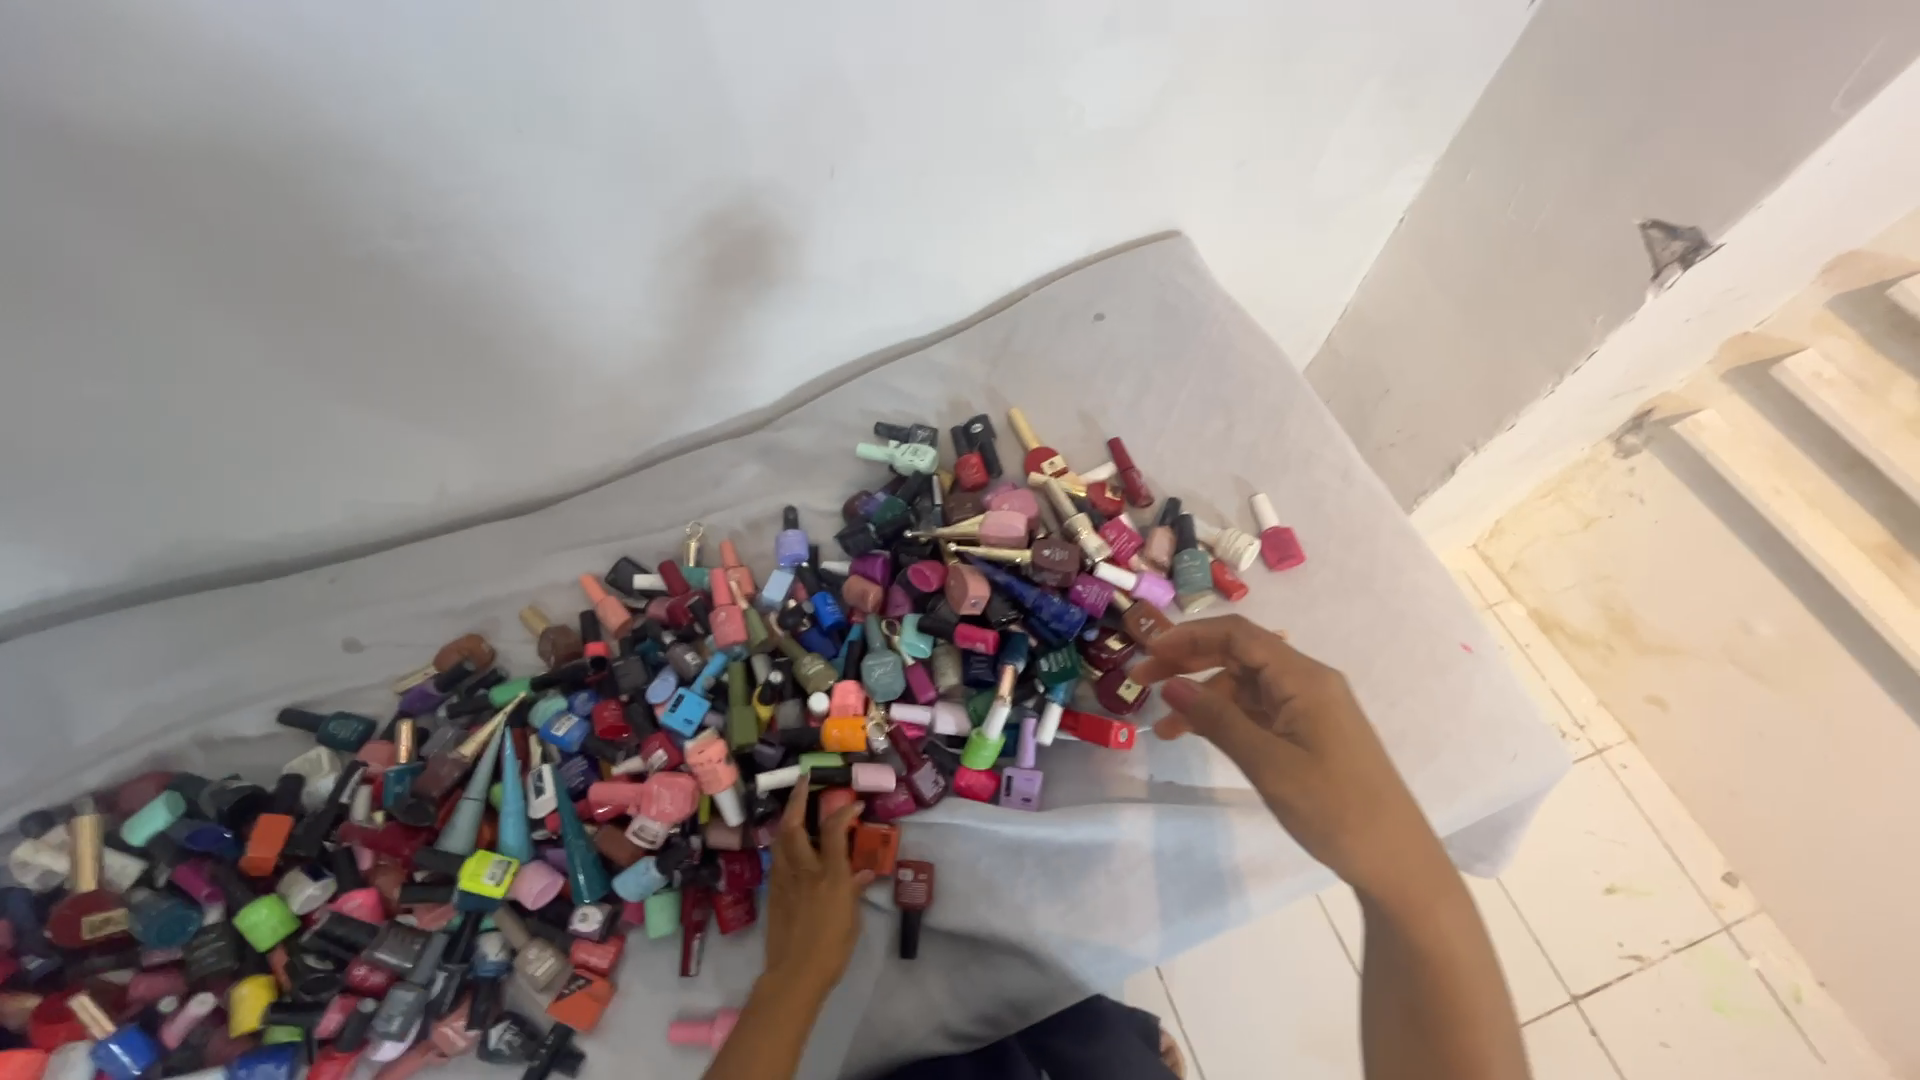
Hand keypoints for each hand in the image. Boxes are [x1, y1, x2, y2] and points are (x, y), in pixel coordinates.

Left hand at [762, 776, 875, 998]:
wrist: (795, 974)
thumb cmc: (832, 949)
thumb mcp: (853, 918)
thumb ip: (855, 891)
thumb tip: (863, 875)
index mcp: (830, 875)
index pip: (834, 830)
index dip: (844, 810)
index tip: (855, 803)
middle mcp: (804, 869)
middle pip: (794, 825)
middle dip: (798, 798)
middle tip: (804, 781)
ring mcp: (784, 879)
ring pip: (780, 838)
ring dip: (787, 817)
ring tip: (795, 805)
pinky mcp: (772, 891)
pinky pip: (777, 858)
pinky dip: (784, 842)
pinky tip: (789, 842)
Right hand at [1132, 615, 1443, 897]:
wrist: (1396, 862)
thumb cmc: (1334, 809)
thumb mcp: (1267, 763)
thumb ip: (1217, 719)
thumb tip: (1171, 684)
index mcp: (1304, 678)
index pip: (1237, 634)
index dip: (1188, 636)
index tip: (1147, 653)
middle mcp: (1307, 682)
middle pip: (1238, 654)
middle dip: (1187, 661)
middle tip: (1140, 681)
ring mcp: (1309, 708)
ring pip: (1243, 684)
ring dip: (1202, 696)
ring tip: (1162, 726)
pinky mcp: (1308, 732)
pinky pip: (1256, 710)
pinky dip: (1223, 717)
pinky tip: (1195, 735)